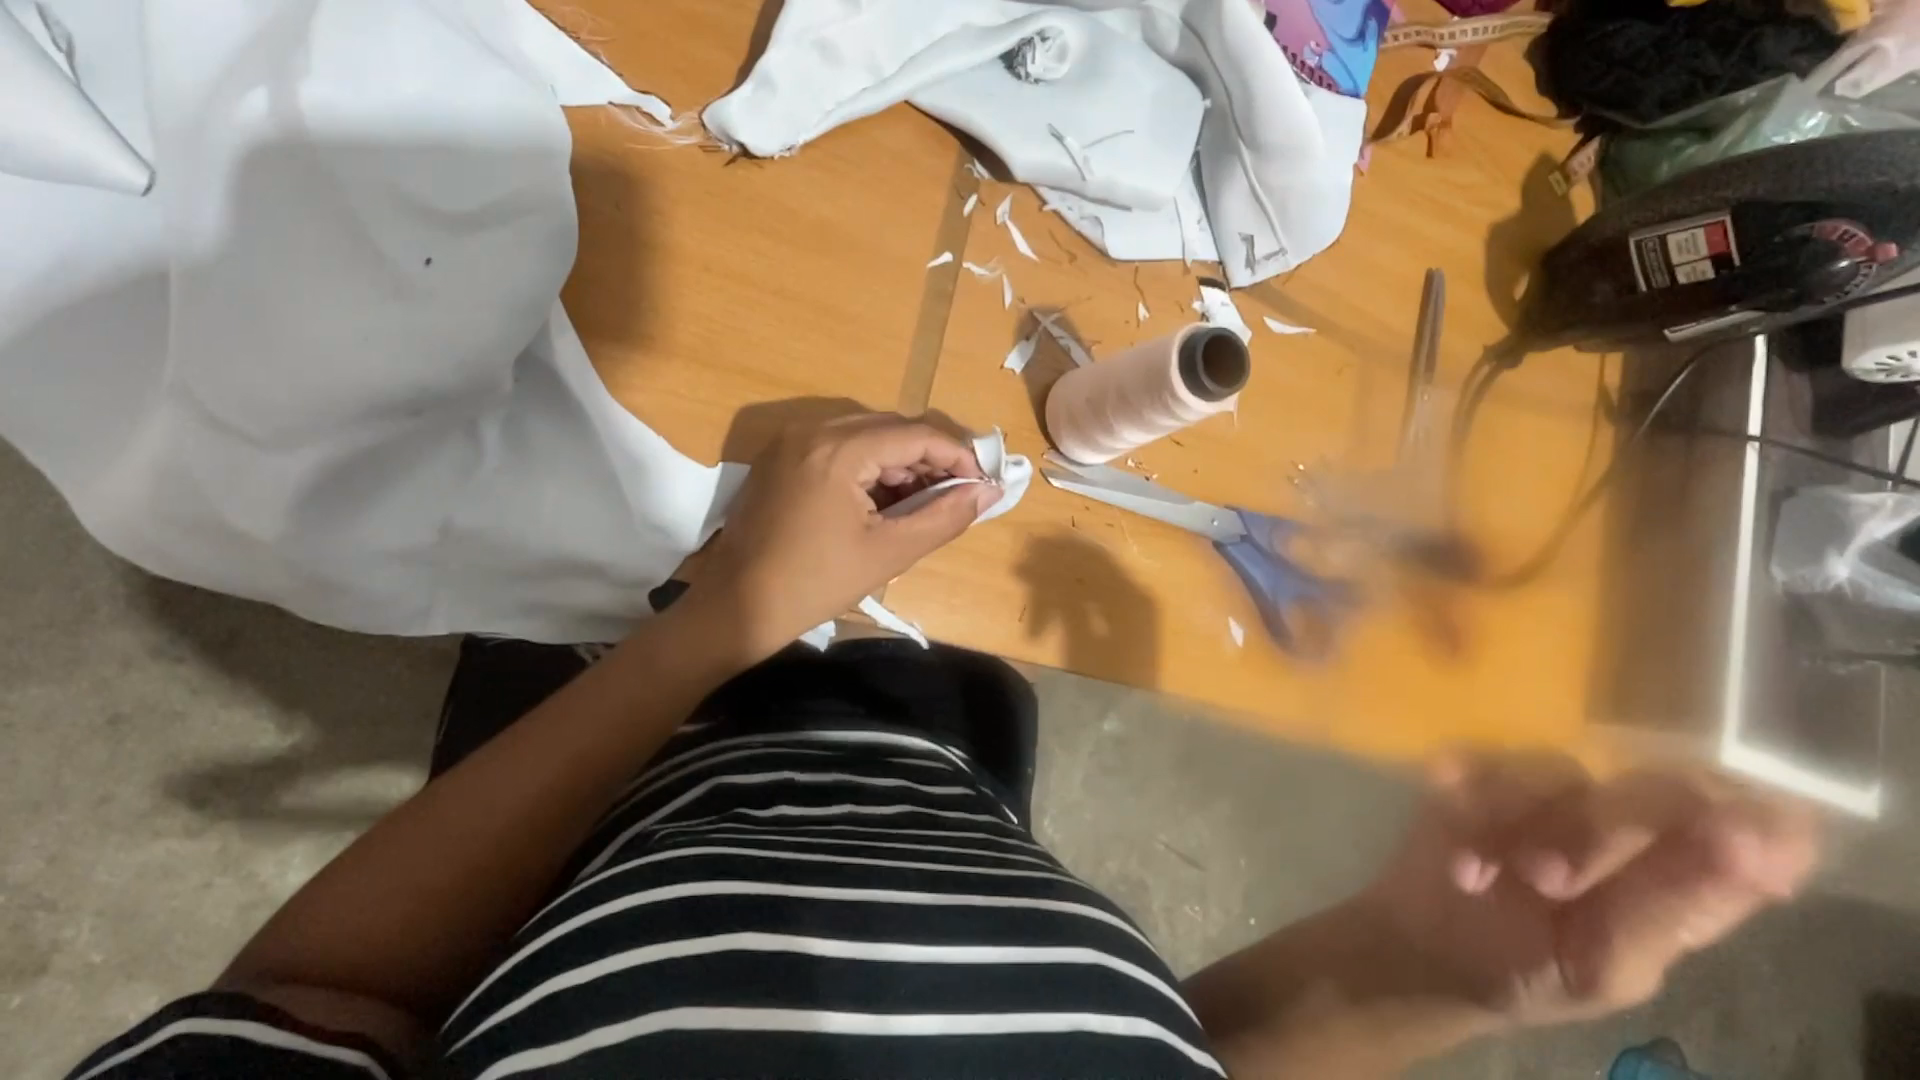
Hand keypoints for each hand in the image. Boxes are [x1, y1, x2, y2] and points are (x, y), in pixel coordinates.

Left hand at [693, 413, 1001, 658]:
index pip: (916, 434)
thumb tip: (989, 492)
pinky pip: (837, 448)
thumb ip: (945, 517)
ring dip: (899, 463)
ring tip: (921, 503)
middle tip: (954, 495)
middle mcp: (812, 430)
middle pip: (890, 428)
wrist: (736, 607)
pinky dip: (867, 467)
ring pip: (864, 436)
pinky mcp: (779, 458)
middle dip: (928, 459)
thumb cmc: (815, 583)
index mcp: (838, 450)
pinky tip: (882, 501)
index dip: (957, 455)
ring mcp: (790, 441)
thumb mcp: (889, 553)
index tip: (982, 484)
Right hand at [1355, 751, 1819, 1030]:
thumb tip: (1757, 852)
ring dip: (1517, 818)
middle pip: (1651, 788)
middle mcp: (1630, 819)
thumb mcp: (1604, 965)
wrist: (1427, 948)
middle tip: (1545, 879)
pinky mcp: (1483, 771)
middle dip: (1596, 831)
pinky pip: (1481, 760)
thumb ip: (1669, 910)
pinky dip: (1463, 791)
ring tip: (1474, 876)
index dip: (1755, 816)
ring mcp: (1552, 790)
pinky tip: (1445, 819)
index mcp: (1686, 874)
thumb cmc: (1530, 970)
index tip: (1717, 835)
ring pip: (1556, 770)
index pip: (1760, 824)